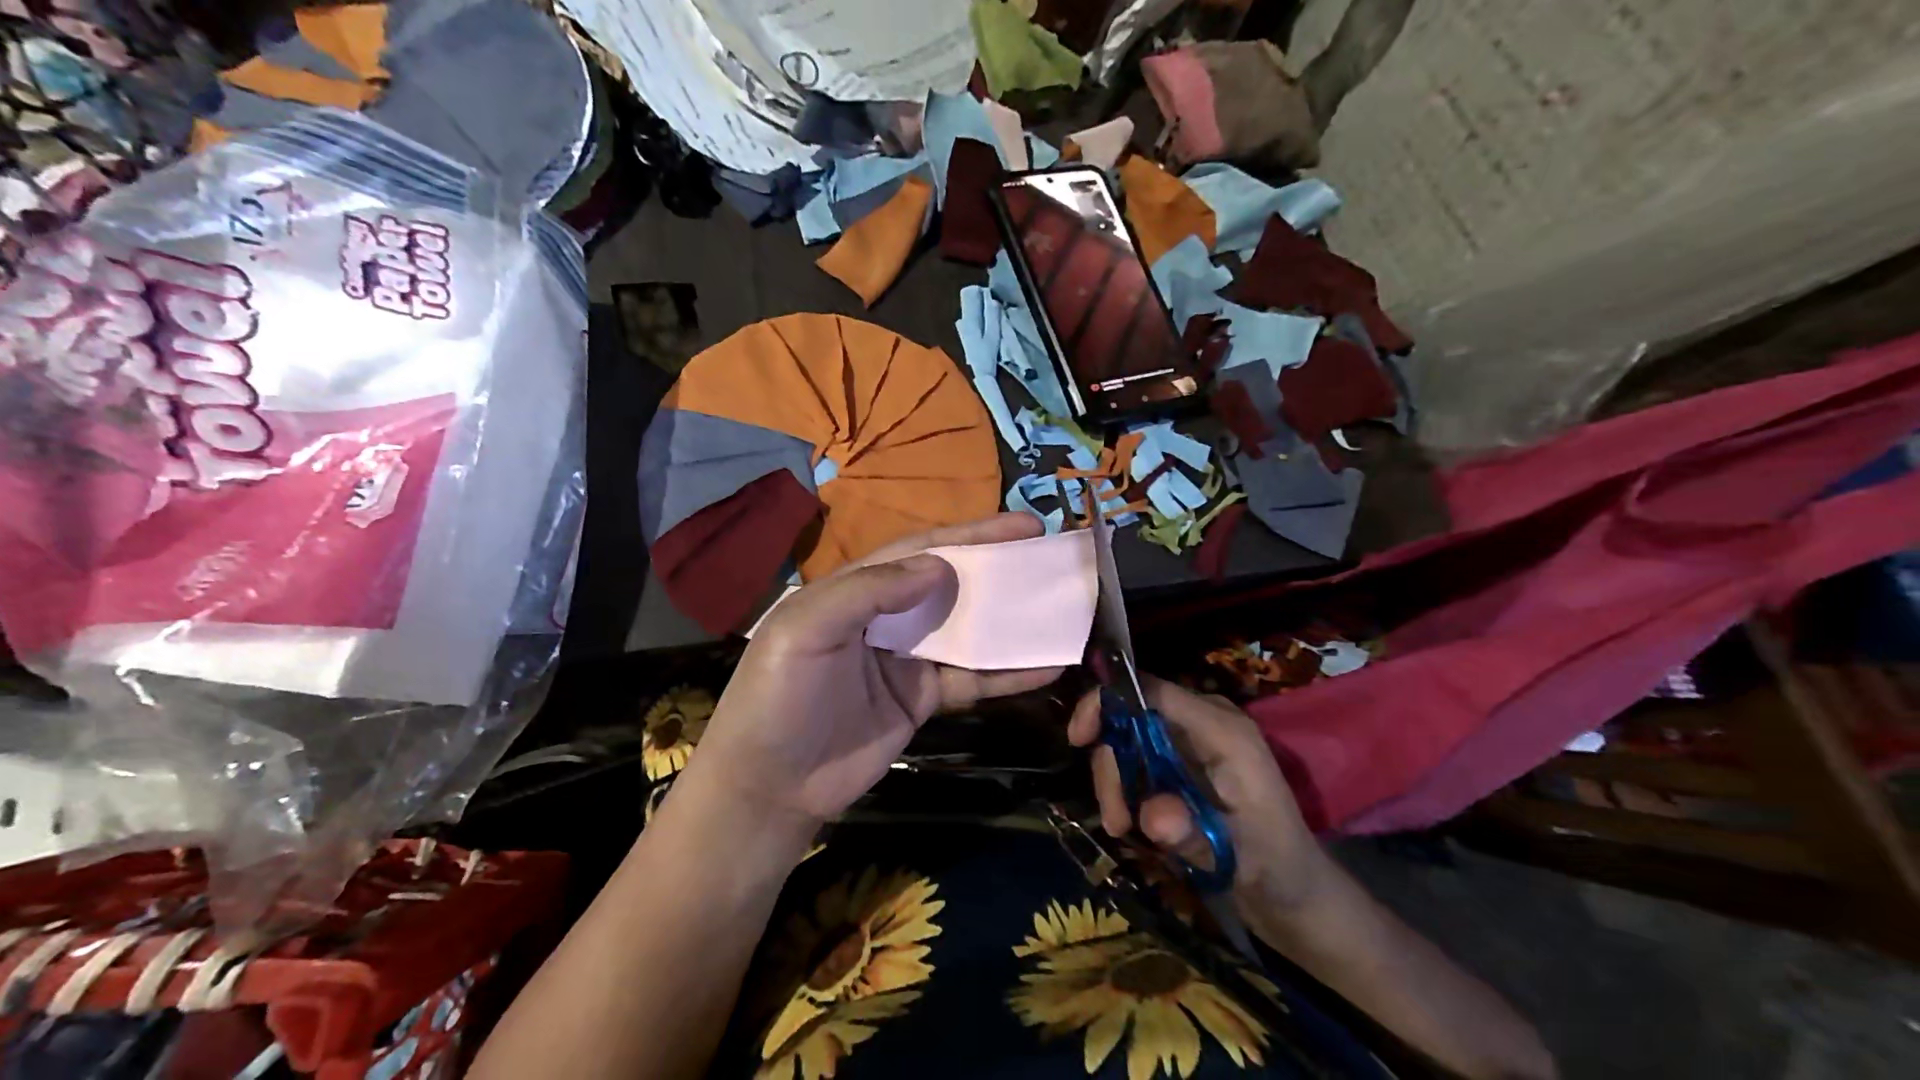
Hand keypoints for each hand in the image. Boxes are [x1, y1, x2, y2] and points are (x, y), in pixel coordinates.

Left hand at [681, 513, 1064, 843]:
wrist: (770, 786)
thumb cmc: (780, 697)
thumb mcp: (809, 629)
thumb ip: (871, 591)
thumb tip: (941, 566)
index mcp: (857, 589)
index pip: (921, 550)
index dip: (971, 535)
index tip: (1022, 525)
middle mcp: (887, 618)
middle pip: (953, 585)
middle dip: (1000, 569)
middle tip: (1051, 556)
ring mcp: (908, 660)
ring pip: (970, 631)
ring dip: (1013, 620)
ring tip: (1061, 606)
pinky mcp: (922, 699)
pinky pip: (973, 680)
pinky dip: (1009, 674)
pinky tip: (1048, 666)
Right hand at [1068, 678, 1332, 913]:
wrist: (1295, 890)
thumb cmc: (1277, 867)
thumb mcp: (1239, 858)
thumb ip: (1194, 835)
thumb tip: (1151, 815)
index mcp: (1223, 729)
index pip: (1152, 690)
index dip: (1108, 702)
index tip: (1079, 738)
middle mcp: (1205, 723)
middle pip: (1131, 718)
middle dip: (1112, 765)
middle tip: (1114, 821)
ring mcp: (1193, 740)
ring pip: (1128, 739)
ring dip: (1116, 782)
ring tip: (1122, 830)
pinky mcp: (1184, 760)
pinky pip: (1138, 757)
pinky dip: (1126, 787)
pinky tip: (1134, 823)